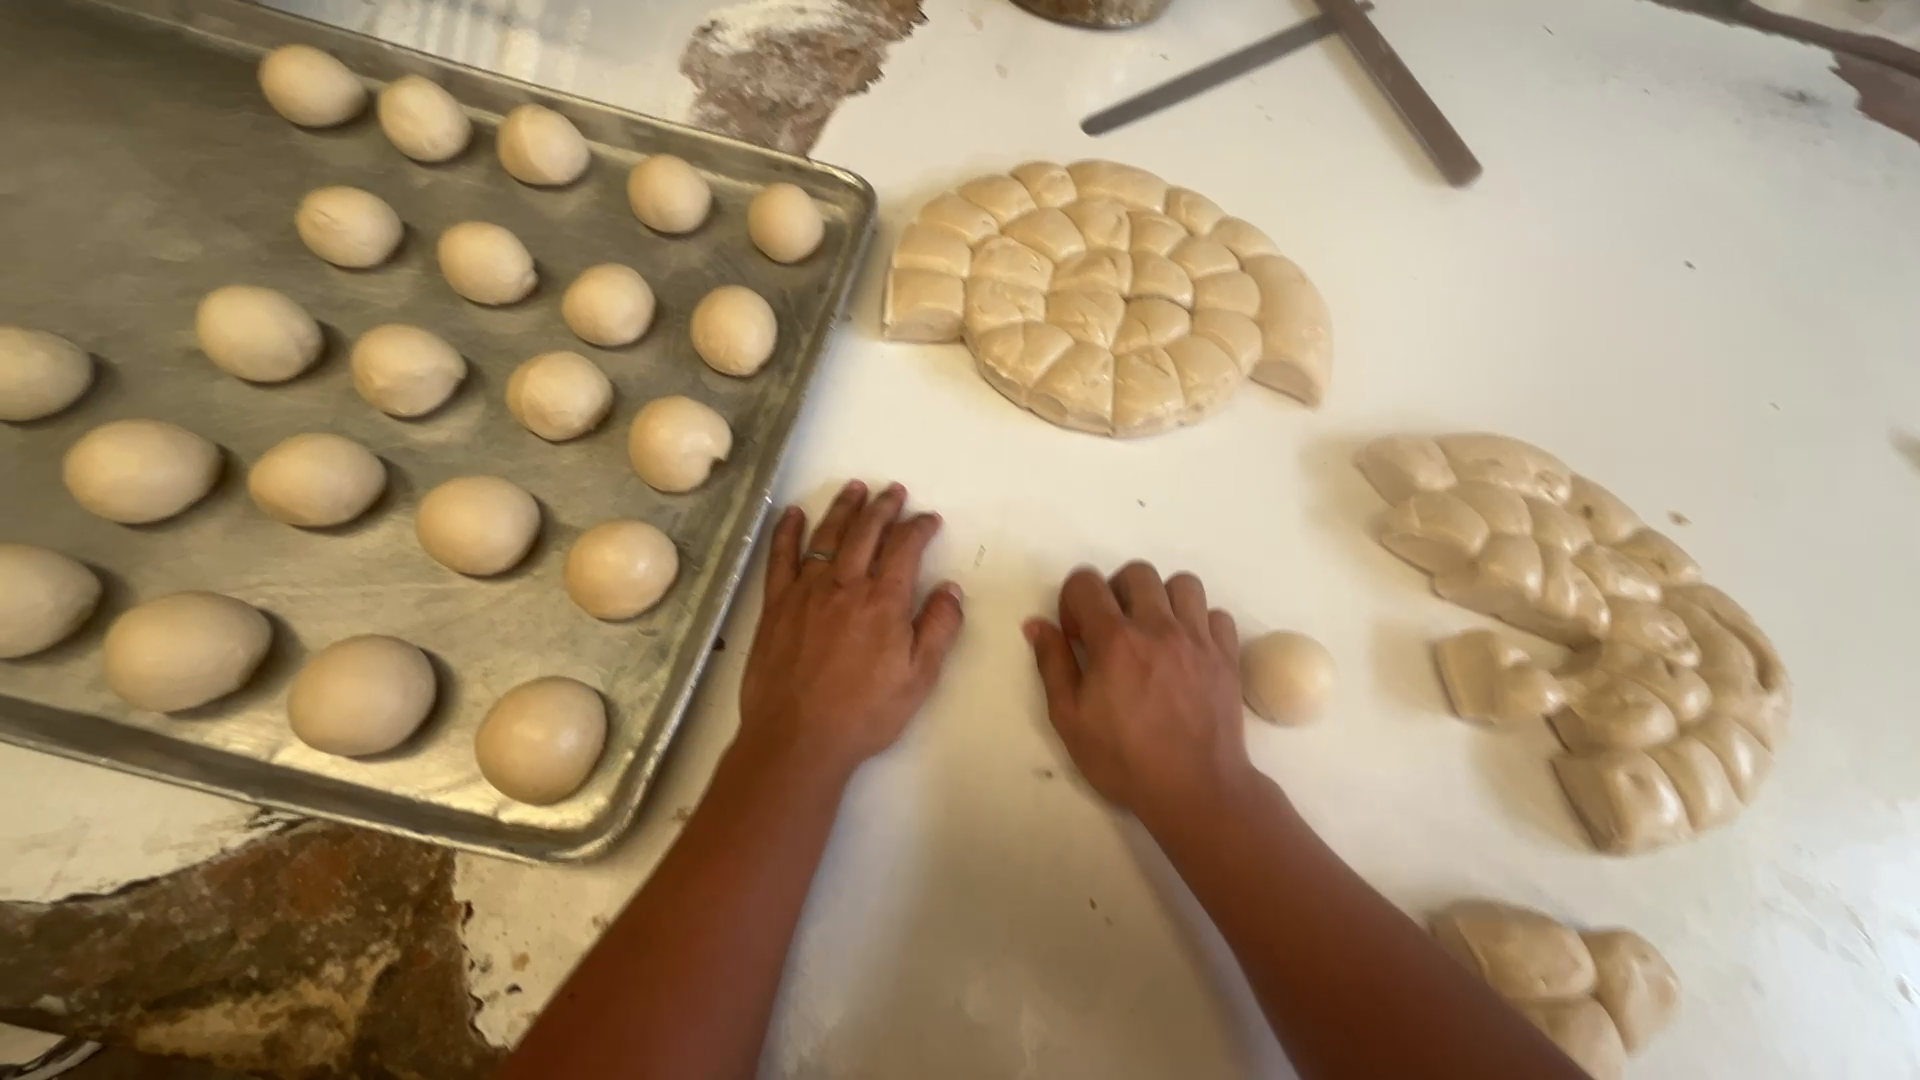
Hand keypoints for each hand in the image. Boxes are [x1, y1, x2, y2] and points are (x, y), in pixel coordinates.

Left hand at [738, 480, 964, 778]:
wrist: (798, 738)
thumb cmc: (865, 713)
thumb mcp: (919, 678)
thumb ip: (939, 628)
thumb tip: (951, 589)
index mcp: (884, 601)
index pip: (905, 548)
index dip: (919, 528)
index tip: (929, 520)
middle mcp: (845, 585)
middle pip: (867, 532)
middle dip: (884, 507)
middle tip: (894, 490)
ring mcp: (806, 591)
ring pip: (828, 536)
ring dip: (844, 508)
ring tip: (855, 488)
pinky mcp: (776, 605)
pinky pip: (780, 558)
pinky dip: (787, 532)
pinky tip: (793, 514)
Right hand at [1025, 562, 1252, 820]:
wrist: (1196, 790)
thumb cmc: (1124, 759)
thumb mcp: (1070, 718)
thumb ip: (1053, 664)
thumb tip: (1037, 624)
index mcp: (1115, 640)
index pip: (1086, 583)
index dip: (1073, 601)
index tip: (1078, 635)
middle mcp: (1158, 627)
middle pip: (1137, 573)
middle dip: (1116, 591)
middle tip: (1113, 628)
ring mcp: (1198, 639)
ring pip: (1182, 584)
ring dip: (1162, 599)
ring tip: (1154, 631)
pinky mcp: (1227, 655)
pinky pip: (1216, 615)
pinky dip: (1200, 623)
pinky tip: (1187, 650)